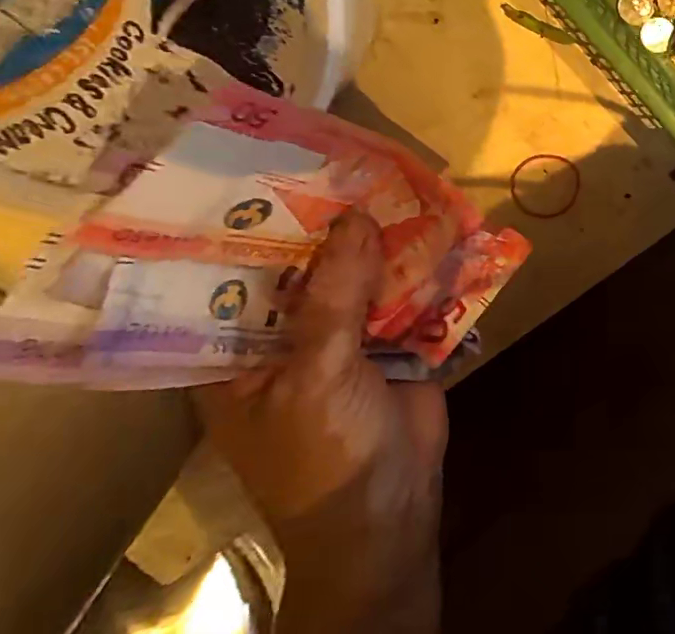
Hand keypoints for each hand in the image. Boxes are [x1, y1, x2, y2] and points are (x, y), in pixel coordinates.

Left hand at [194, 210, 443, 633]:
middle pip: (308, 270)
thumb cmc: (324, 453)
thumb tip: (354, 219)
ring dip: (386, 243)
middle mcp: (286, 338)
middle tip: (353, 167)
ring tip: (403, 186)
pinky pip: (406, 297)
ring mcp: (345, 340)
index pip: (232, 281)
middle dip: (333, 228)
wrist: (392, 506)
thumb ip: (332, 298)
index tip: (274, 176)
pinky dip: (424, 270)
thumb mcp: (315, 376)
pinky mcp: (395, 342)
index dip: (251, 232)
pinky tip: (443, 232)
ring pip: (363, 278)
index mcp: (236, 354)